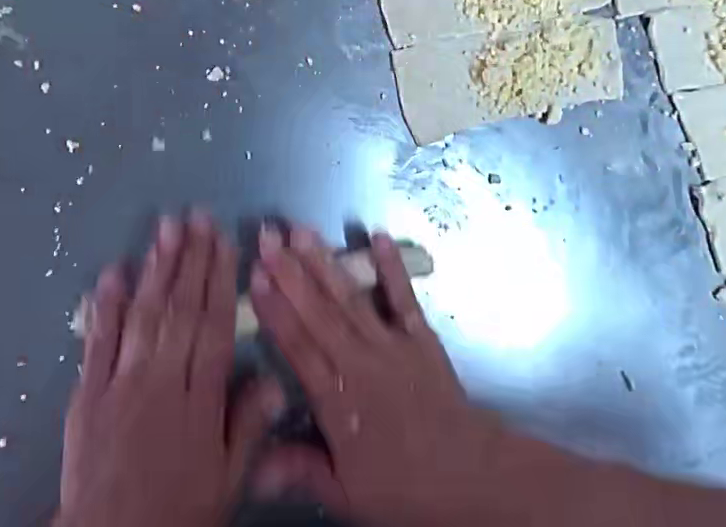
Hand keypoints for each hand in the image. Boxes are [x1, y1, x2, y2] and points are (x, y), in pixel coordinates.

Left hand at [55, 212, 278, 526]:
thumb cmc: (176, 511)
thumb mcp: (227, 481)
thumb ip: (248, 427)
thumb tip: (274, 377)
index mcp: (200, 400)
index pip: (215, 327)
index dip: (220, 280)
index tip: (225, 242)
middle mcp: (162, 380)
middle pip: (181, 309)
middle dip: (192, 259)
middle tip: (199, 216)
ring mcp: (122, 380)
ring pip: (144, 313)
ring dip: (157, 267)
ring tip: (167, 226)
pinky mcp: (88, 389)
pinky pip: (98, 339)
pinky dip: (106, 303)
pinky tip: (115, 269)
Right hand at [247, 225, 586, 525]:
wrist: (475, 482)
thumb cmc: (403, 486)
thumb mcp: (346, 493)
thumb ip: (300, 469)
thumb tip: (250, 469)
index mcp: (339, 401)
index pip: (299, 348)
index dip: (275, 311)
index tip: (254, 274)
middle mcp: (361, 364)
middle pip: (319, 313)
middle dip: (290, 272)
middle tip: (267, 236)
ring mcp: (392, 346)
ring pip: (351, 298)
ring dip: (325, 262)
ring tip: (302, 231)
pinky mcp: (421, 337)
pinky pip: (403, 299)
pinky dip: (392, 268)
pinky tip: (378, 236)